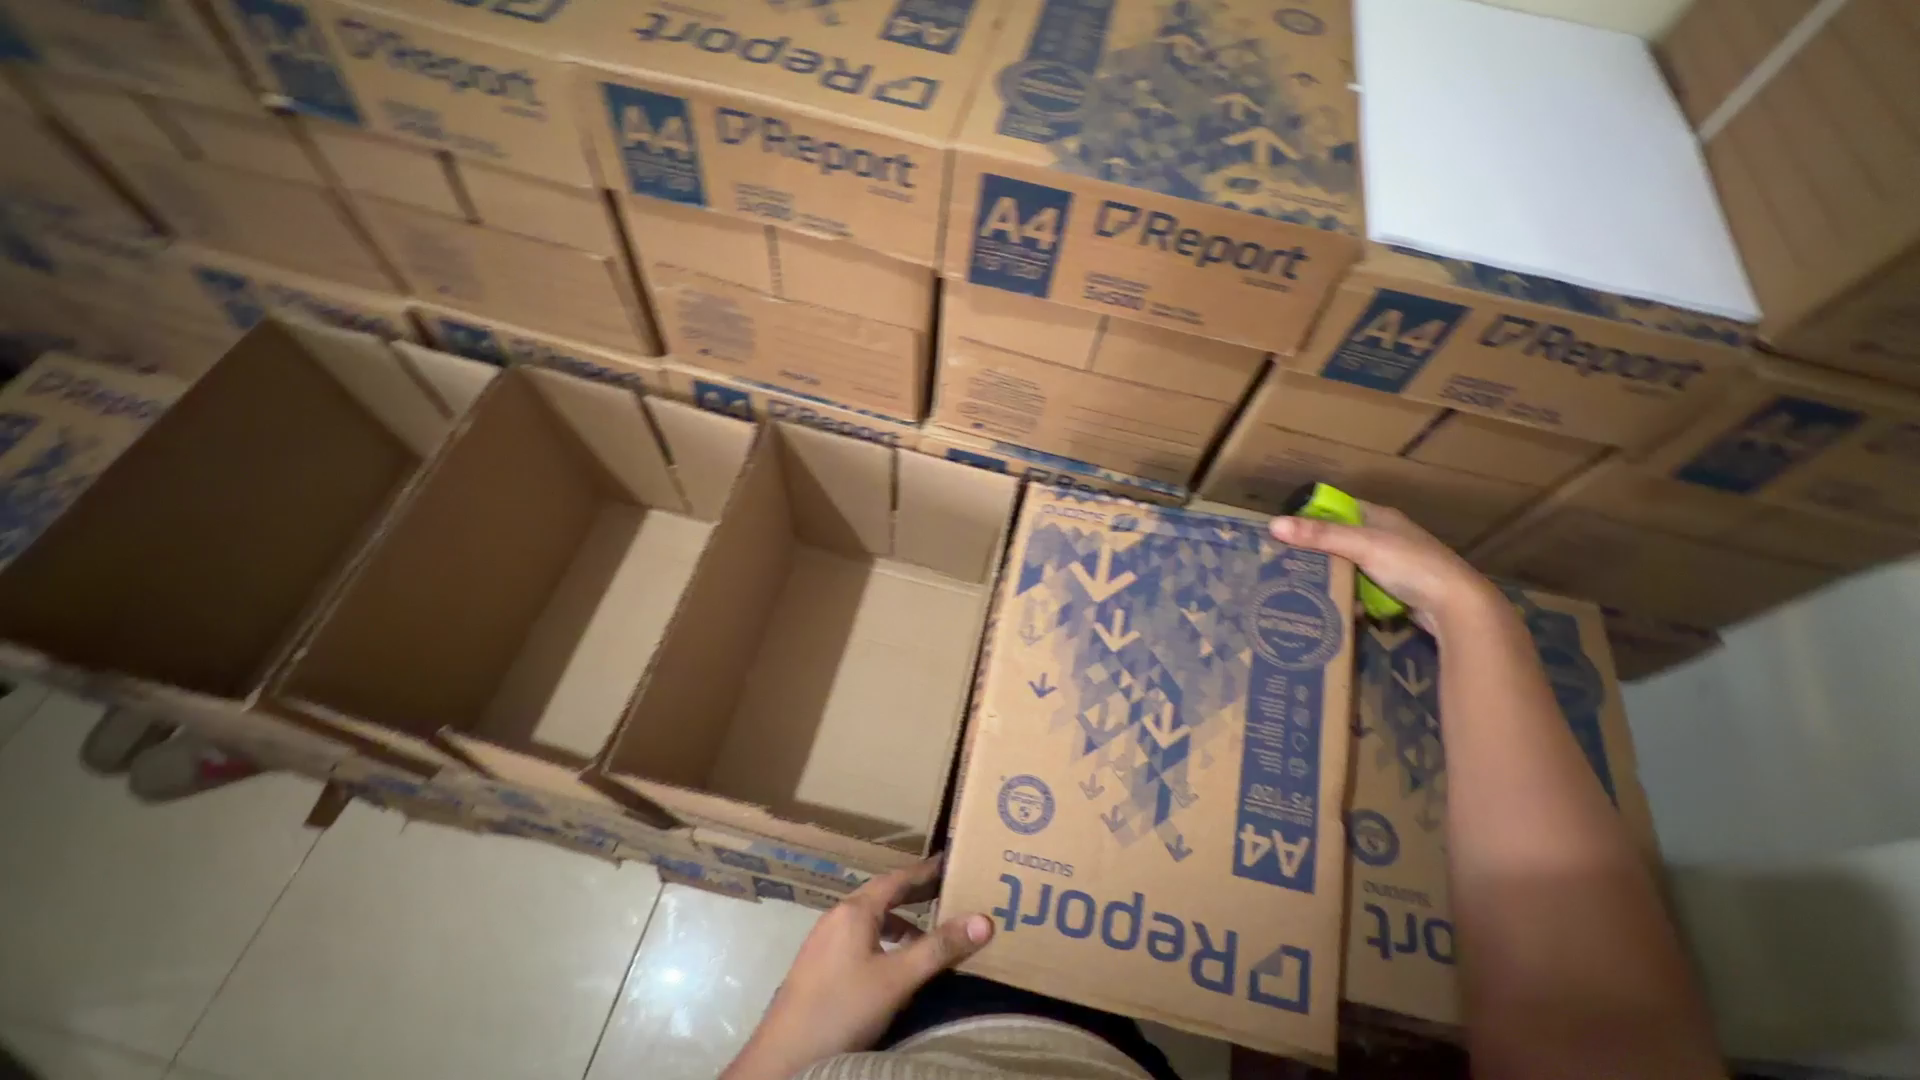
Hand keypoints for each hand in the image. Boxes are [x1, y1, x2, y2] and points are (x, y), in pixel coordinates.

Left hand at [721, 855, 994, 1079]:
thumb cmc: (843, 1008)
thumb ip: (939, 948)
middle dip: (914, 893)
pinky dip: (882, 940)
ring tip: (927, 934)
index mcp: (854, 910)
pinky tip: (892, 966)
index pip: (897, 878)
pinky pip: (858, 939)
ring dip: (899, 921)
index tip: (951, 860)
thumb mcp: (898, 979)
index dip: (926, 870)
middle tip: (947, 890)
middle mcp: (837, 917)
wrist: (784, 1056)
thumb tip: (985, 919)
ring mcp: (823, 942)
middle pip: (882, 895)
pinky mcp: (817, 966)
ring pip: (869, 920)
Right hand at [1269, 501, 1502, 635]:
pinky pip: (1364, 588)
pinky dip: (1351, 595)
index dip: (1313, 515)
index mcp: (1381, 517)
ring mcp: (1395, 564)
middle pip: (1343, 538)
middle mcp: (1388, 536)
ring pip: (1352, 566)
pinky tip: (1336, 605)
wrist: (1456, 604)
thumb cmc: (1410, 565)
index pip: (1339, 507)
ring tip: (1304, 585)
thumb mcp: (1361, 546)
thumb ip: (1319, 535)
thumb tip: (1273, 524)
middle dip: (1319, 550)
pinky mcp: (1398, 589)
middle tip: (1288, 561)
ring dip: (1334, 575)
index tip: (1286, 530)